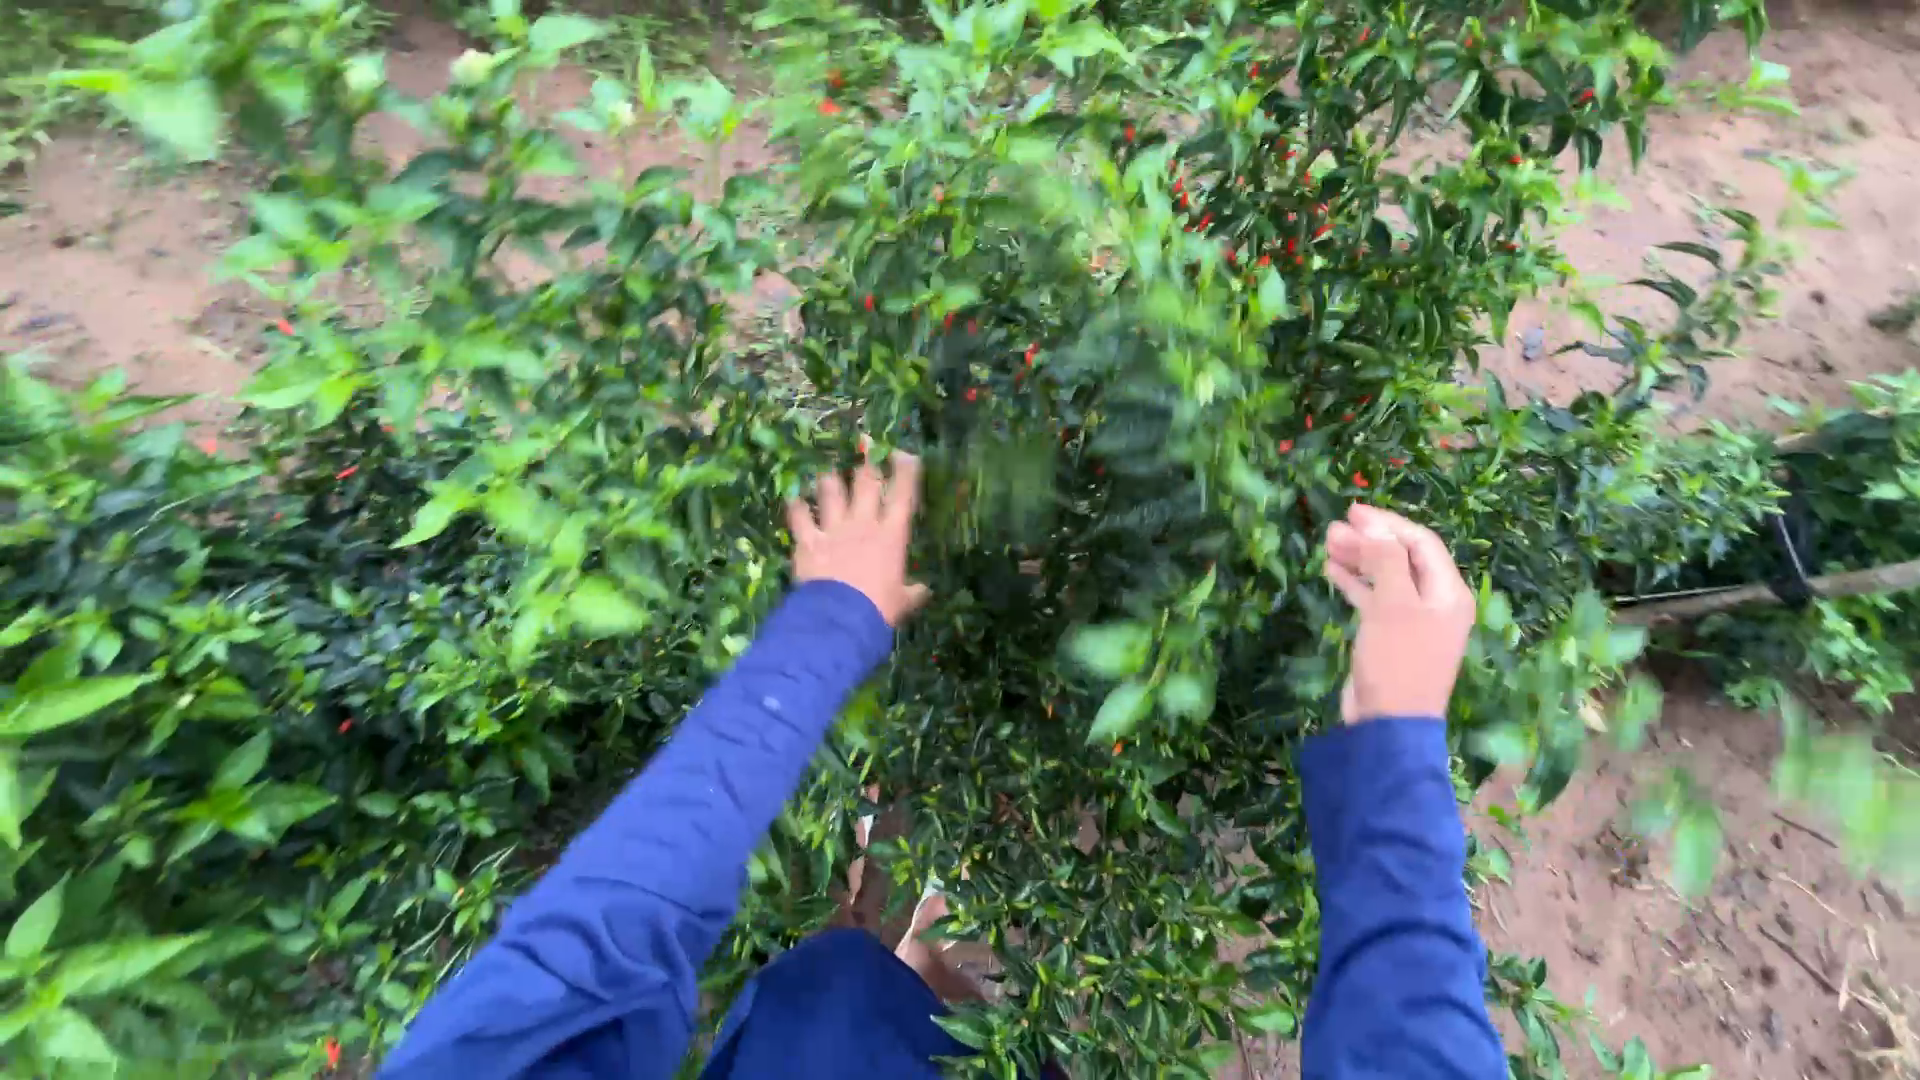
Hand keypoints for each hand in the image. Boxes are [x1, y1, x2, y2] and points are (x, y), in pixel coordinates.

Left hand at [788, 453, 929, 625]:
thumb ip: (912, 592)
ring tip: (827, 470)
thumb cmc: (878, 609)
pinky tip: (792, 498)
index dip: (905, 470)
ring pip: (830, 490)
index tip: (906, 453)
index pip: (902, 494)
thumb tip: (924, 591)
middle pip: (866, 482)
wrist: (839, 619)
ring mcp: (833, 529)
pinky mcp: (808, 541)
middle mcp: (863, 524)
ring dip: (829, 479)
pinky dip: (795, 507)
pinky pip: (799, 516)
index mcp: (891, 535)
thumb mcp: (901, 602)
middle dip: (866, 460)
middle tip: (863, 442)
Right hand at [1323, 504, 1474, 723]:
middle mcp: (1434, 602)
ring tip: (1326, 543)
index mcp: (1447, 593)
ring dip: (1358, 558)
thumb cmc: (1397, 659)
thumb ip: (1386, 561)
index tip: (1353, 511)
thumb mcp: (1393, 605)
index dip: (1388, 523)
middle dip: (1369, 539)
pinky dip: (1354, 582)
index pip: (1421, 543)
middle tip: (1332, 527)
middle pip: (1402, 558)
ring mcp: (1411, 619)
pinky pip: (1373, 598)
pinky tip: (1331, 570)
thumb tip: (1374, 526)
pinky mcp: (1389, 635)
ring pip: (1384, 576)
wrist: (1388, 721)